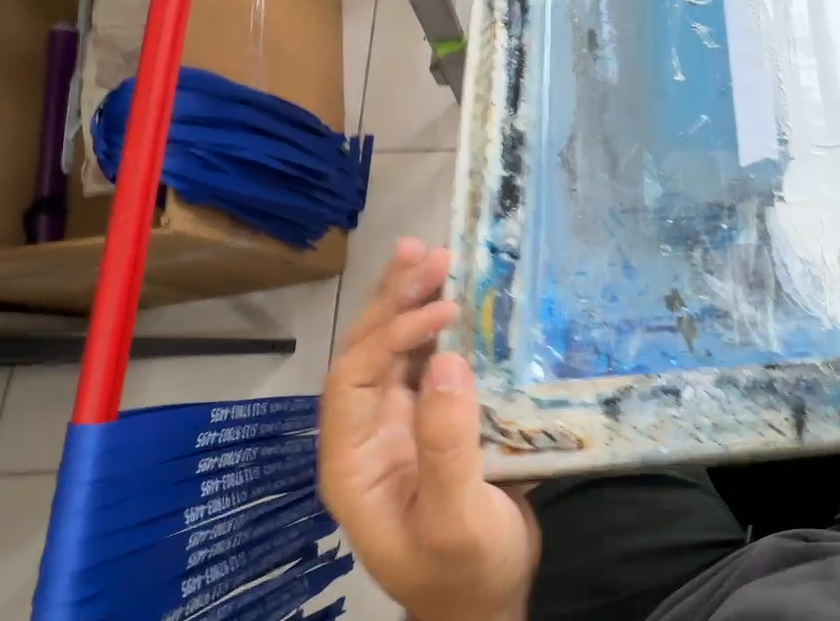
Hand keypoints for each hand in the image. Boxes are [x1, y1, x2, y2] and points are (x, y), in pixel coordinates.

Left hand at [319, 238, 539, 620]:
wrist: (487, 601)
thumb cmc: (465, 569)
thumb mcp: (455, 518)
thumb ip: (447, 445)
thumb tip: (449, 362)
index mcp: (352, 461)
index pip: (353, 380)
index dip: (389, 337)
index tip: (442, 312)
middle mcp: (368, 434)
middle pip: (367, 353)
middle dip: (391, 302)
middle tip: (425, 253)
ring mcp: (400, 425)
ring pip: (395, 351)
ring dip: (409, 302)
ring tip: (431, 254)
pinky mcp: (434, 420)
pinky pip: (430, 362)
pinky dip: (439, 326)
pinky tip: (455, 297)